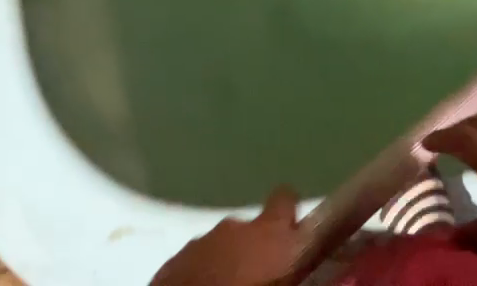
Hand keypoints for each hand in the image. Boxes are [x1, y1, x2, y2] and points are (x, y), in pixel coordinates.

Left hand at [151, 187, 301, 285]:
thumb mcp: (288, 284)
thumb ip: (298, 270)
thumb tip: (304, 267)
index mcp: (271, 233)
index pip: (287, 198)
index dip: (288, 217)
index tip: (293, 236)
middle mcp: (238, 227)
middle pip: (253, 226)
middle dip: (254, 247)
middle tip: (259, 275)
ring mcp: (201, 242)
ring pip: (222, 244)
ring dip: (226, 261)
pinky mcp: (171, 262)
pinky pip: (195, 261)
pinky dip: (201, 273)